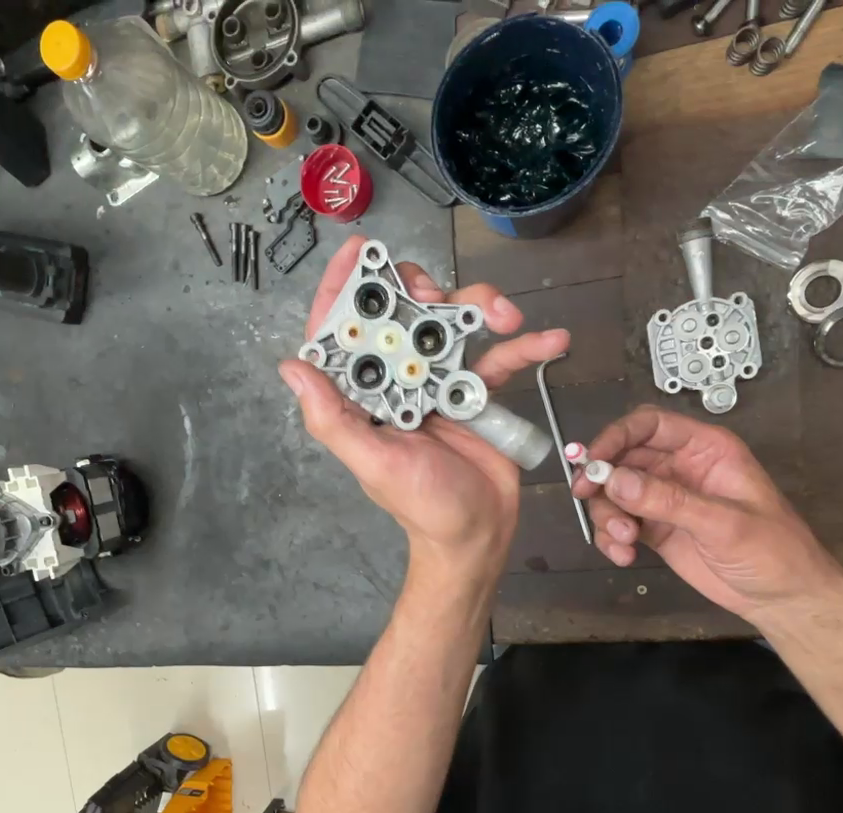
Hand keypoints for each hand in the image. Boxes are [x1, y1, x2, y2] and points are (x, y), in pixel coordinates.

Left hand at [279, 236, 569, 579]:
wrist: (478, 533)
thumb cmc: (422, 503)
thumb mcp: (373, 460)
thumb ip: (333, 418)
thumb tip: (291, 366)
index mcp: (363, 395)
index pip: (344, 332)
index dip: (345, 288)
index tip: (360, 249)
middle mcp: (396, 380)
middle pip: (402, 312)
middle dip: (420, 289)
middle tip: (437, 294)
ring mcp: (438, 381)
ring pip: (452, 323)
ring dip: (480, 307)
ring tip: (508, 318)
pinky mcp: (477, 390)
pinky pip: (500, 357)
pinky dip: (526, 345)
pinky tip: (551, 340)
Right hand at [570, 405, 842, 629]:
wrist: (783, 598)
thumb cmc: (772, 551)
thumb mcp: (724, 523)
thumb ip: (668, 501)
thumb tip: (614, 481)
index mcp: (705, 450)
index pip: (650, 426)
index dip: (615, 436)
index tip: (590, 460)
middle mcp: (680, 469)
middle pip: (622, 459)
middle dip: (601, 478)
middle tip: (584, 497)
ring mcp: (664, 500)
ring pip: (614, 493)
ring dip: (607, 515)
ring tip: (623, 541)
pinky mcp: (654, 529)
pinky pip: (618, 523)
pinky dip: (611, 538)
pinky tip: (624, 555)